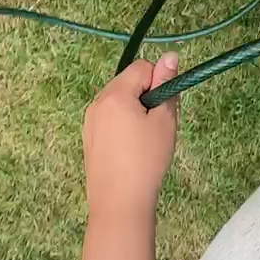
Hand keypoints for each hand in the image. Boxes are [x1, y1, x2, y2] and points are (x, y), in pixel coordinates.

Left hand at [82, 53, 179, 220]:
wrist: (119, 205)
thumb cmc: (146, 159)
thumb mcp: (163, 119)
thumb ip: (166, 84)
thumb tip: (170, 55)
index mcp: (114, 94)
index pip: (142, 67)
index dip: (158, 82)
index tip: (163, 107)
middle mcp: (97, 103)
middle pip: (129, 81)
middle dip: (146, 94)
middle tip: (158, 123)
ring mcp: (90, 122)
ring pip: (120, 99)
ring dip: (136, 108)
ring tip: (146, 138)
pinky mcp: (89, 138)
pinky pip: (110, 116)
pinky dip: (124, 123)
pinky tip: (131, 148)